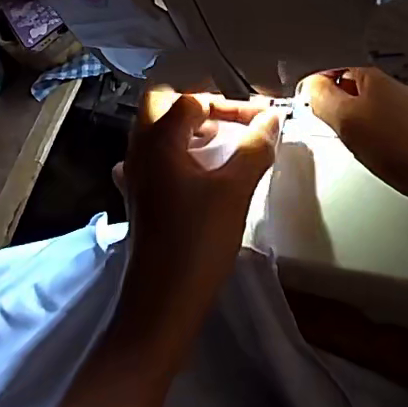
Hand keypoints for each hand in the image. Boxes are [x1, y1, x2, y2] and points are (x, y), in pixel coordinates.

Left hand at [118, 88, 280, 315]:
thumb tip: (272, 119)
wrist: (161, 305)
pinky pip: (156, 161)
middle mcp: (139, 153)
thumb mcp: (235, 189)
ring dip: (190, 130)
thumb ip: (255, 147)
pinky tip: (196, 172)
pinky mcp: (139, 201)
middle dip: (201, 105)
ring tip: (223, 143)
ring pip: (158, 133)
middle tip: (233, 119)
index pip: (194, 101)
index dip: (232, 105)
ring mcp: (135, 178)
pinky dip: (179, 155)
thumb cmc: (197, 241)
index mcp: (158, 142)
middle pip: (163, 105)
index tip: (263, 120)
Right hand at [300, 68, 407, 217]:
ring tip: (382, 139)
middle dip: (346, 98)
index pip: (333, 54)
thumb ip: (319, 99)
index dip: (317, 83)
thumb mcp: (349, 124)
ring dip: (372, 112)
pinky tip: (403, 144)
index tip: (314, 103)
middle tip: (350, 127)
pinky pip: (404, 106)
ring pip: (382, 91)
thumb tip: (311, 88)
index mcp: (382, 51)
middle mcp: (407, 56)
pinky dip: (396, 122)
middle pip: (358, 72)